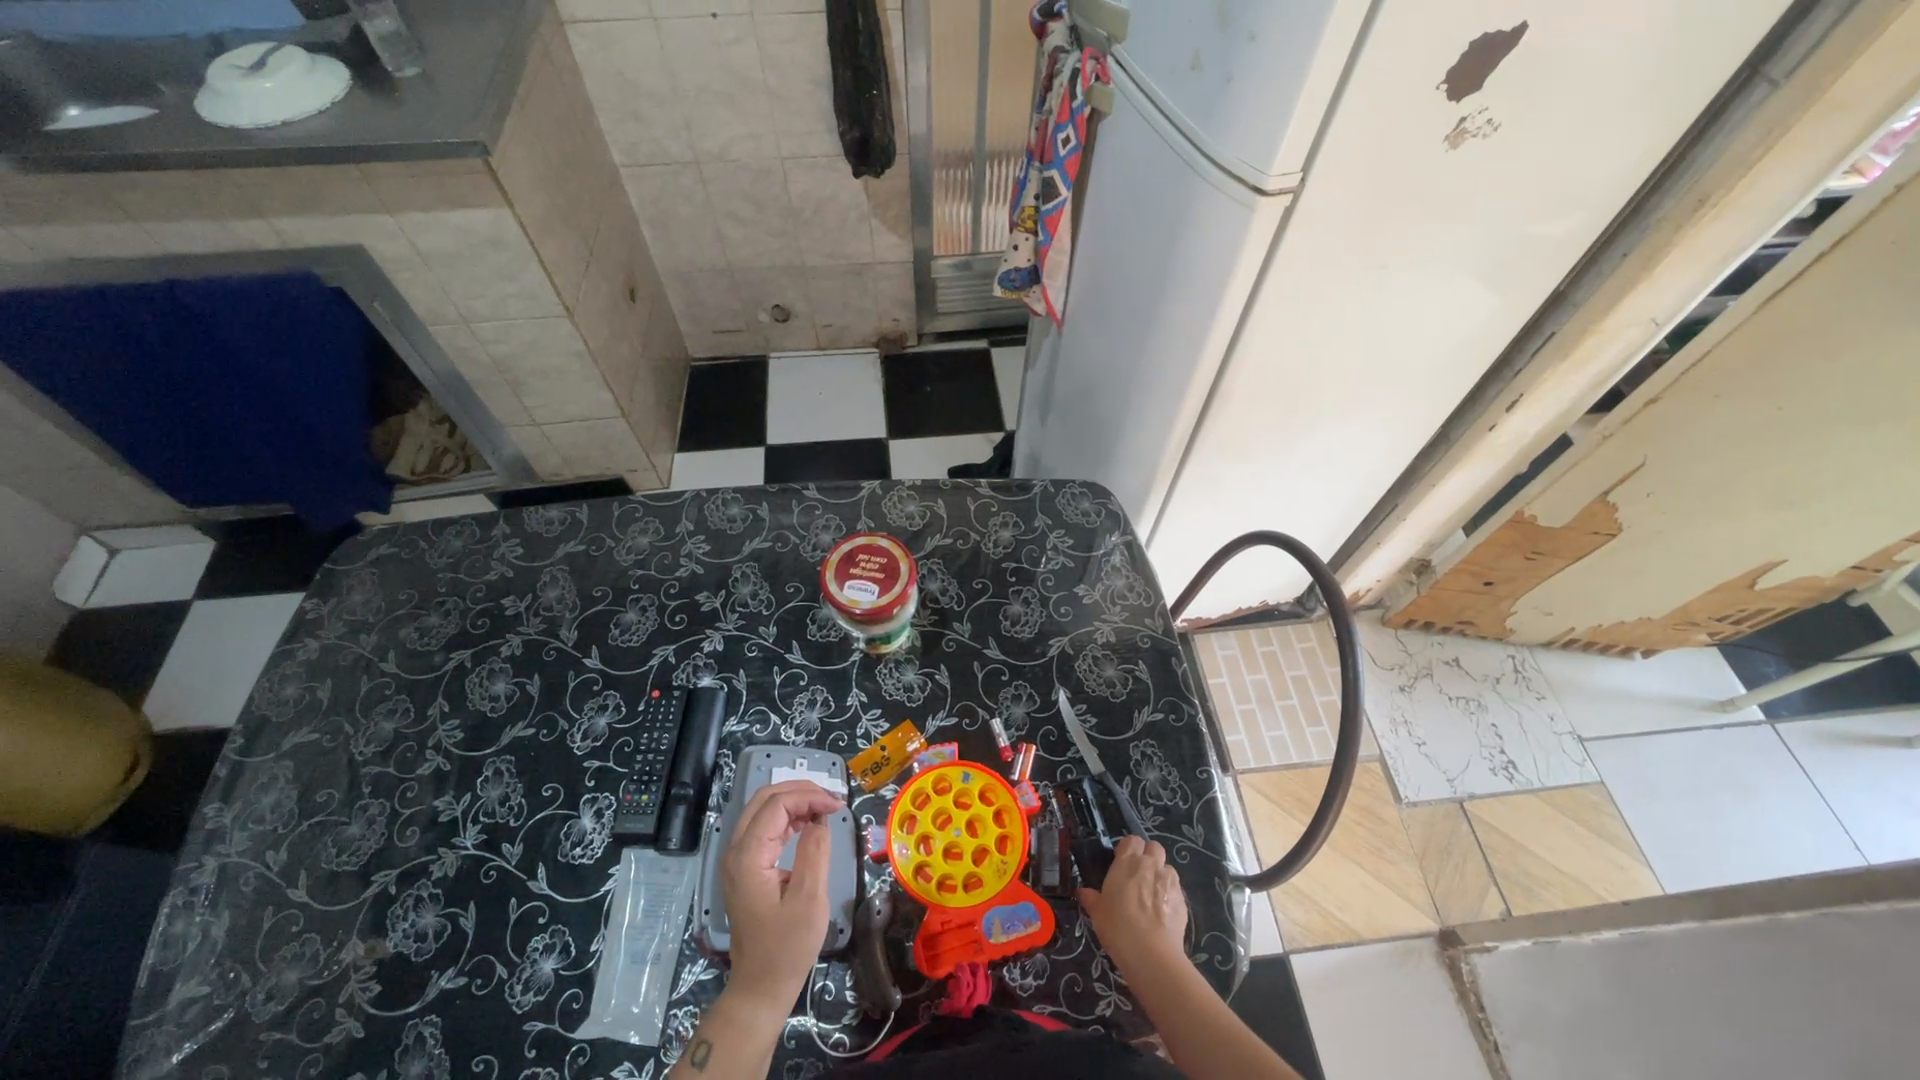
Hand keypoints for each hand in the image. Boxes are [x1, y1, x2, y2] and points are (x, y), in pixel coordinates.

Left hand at [720, 780, 843, 1011]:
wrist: (761, 985)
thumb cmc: (787, 947)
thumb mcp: (810, 900)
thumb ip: (815, 852)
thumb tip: (820, 820)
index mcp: (748, 857)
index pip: (777, 805)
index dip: (809, 797)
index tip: (839, 806)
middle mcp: (736, 851)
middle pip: (763, 799)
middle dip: (800, 790)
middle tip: (832, 798)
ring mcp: (738, 859)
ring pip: (762, 810)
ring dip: (793, 801)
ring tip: (825, 808)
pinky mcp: (745, 868)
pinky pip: (763, 829)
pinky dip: (787, 818)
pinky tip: (809, 824)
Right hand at [1079, 835, 1188, 976]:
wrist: (1151, 953)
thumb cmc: (1117, 927)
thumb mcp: (1097, 913)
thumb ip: (1091, 898)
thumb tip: (1083, 892)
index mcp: (1128, 863)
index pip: (1132, 840)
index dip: (1127, 848)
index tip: (1121, 861)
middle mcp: (1151, 866)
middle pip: (1154, 847)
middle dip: (1148, 855)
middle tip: (1138, 874)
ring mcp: (1170, 882)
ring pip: (1168, 868)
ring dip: (1160, 875)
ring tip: (1151, 894)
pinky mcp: (1183, 900)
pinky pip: (1176, 889)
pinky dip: (1169, 895)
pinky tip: (1162, 912)